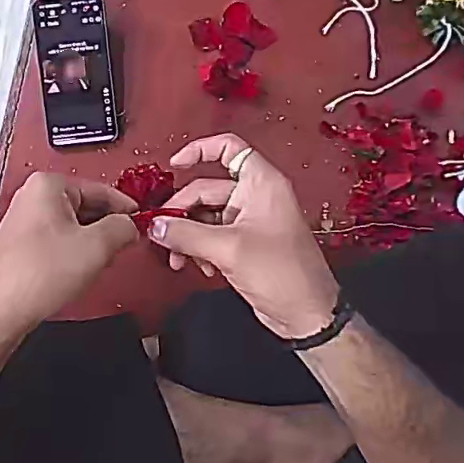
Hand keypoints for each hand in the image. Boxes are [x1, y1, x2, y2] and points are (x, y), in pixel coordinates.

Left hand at [0, 172, 137, 336]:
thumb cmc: (34, 277)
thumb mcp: (97, 246)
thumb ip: (122, 228)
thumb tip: (130, 225)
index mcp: (48, 185)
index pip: (100, 190)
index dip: (125, 208)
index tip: (138, 220)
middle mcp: (32, 197)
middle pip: (86, 206)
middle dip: (106, 227)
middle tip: (121, 245)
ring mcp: (24, 220)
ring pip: (73, 225)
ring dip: (91, 243)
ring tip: (97, 262)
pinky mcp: (21, 244)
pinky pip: (58, 240)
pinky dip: (73, 253)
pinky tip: (77, 272)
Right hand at [148, 134, 339, 338]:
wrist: (307, 314)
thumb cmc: (282, 273)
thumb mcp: (228, 249)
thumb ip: (187, 234)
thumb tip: (156, 226)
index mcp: (261, 183)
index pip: (228, 148)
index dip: (199, 150)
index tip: (174, 166)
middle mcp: (256, 196)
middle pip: (207, 188)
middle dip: (183, 210)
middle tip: (163, 232)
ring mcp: (251, 220)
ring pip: (207, 215)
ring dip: (188, 234)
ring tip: (178, 258)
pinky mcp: (246, 243)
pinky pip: (214, 235)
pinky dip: (200, 247)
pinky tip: (198, 266)